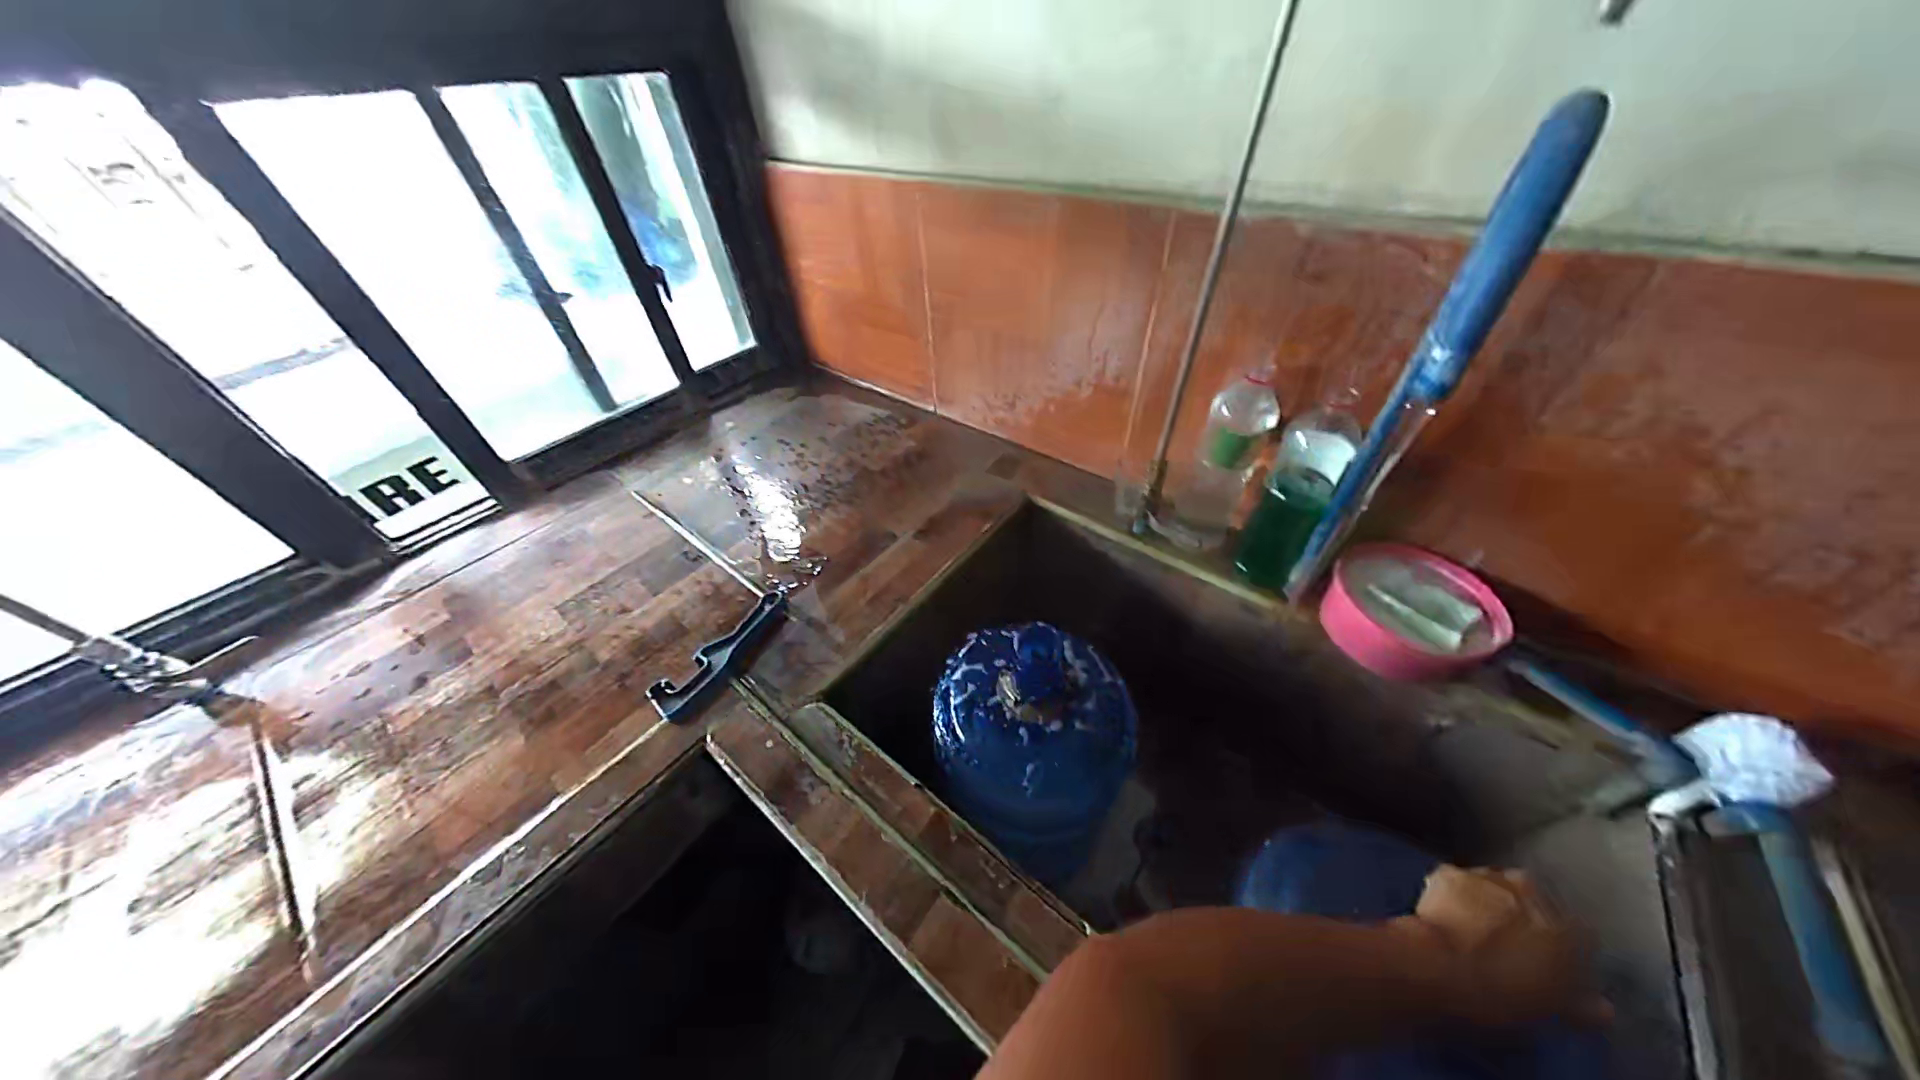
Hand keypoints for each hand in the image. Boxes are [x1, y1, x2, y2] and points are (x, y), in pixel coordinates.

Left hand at [1392, 865, 1612, 1028]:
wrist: (1444, 965)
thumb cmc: (1505, 991)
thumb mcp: (1553, 1006)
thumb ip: (1583, 1002)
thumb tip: (1602, 1007)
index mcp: (1570, 927)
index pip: (1580, 933)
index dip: (1566, 947)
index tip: (1553, 958)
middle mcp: (1533, 891)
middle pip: (1537, 900)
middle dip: (1527, 916)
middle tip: (1510, 939)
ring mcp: (1489, 877)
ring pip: (1495, 885)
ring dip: (1490, 900)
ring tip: (1476, 926)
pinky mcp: (1450, 872)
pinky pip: (1457, 881)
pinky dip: (1454, 893)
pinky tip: (1447, 911)